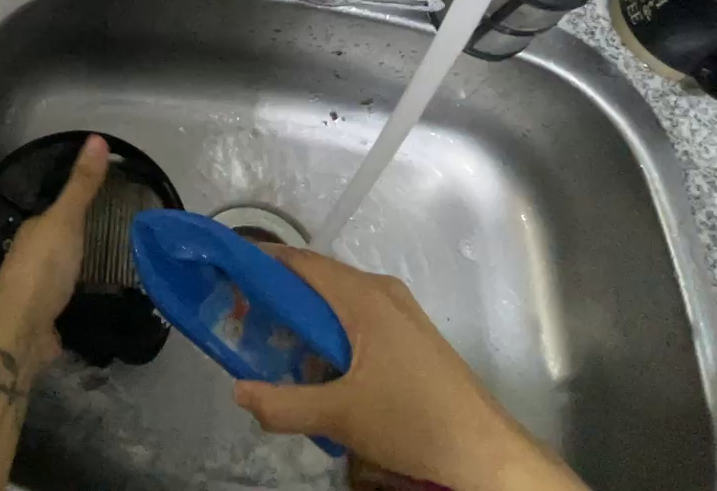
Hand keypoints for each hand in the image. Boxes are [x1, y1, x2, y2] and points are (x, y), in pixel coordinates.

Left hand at [0, 134, 109, 365]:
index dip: (76, 206)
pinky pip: (67, 302)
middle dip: (80, 241)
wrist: (22, 330)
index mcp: (33, 231)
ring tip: (115, 266)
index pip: (55, 212)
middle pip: (57, 243)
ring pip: (61, 273)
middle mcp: (30, 258)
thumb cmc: (43, 268)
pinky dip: (80, 298)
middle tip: (118, 234)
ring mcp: (35, 292)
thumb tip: (97, 136)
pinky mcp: (46, 320)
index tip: (105, 202)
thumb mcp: (66, 219)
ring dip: (80, 271)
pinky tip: (100, 301)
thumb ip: (82, 184)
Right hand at [232, 245, 587, 490]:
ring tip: (276, 346)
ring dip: (304, 316)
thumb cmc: (413, 421)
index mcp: (362, 296)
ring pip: (337, 299)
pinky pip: (356, 316)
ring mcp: (399, 311)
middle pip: (316, 278)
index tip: (228, 277)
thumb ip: (282, 404)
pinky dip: (329, 329)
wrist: (488, 454)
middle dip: (277, 295)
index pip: (300, 261)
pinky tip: (321, 365)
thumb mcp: (340, 416)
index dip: (261, 263)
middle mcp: (380, 291)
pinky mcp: (410, 334)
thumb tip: (238, 391)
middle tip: (243, 319)